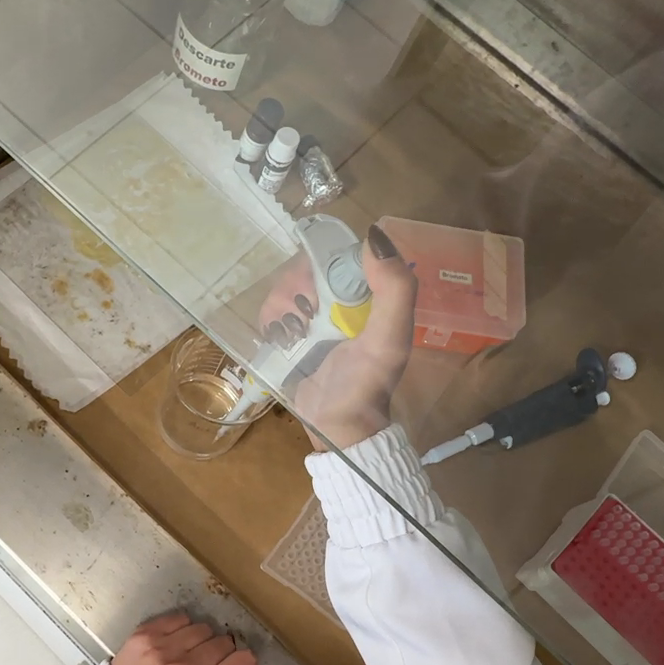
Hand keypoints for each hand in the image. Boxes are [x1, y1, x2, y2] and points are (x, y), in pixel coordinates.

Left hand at [110, 612, 256, 664]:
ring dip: (200, 641)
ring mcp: (162, 649)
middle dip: (220, 653)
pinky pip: (180, 618)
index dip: (242, 663)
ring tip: (188, 655)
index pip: (244, 662)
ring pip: (203, 628)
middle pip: (223, 643)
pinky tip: (174, 644)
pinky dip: (182, 629)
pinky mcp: (145, 634)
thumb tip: (241, 664)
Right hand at [285, 224, 416, 450]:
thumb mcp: (389, 339)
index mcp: (367, 297)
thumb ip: (394, 291)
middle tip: (301, 315)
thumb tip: (372, 236)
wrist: (337, 428)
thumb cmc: (365, 385)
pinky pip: (271, 313)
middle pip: (305, 270)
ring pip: (285, 290)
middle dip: (296, 287)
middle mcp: (339, 303)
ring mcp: (312, 321)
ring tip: (290, 332)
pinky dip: (269, 320)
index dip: (321, 260)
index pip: (338, 256)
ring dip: (280, 306)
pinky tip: (278, 338)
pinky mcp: (290, 338)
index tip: (314, 283)